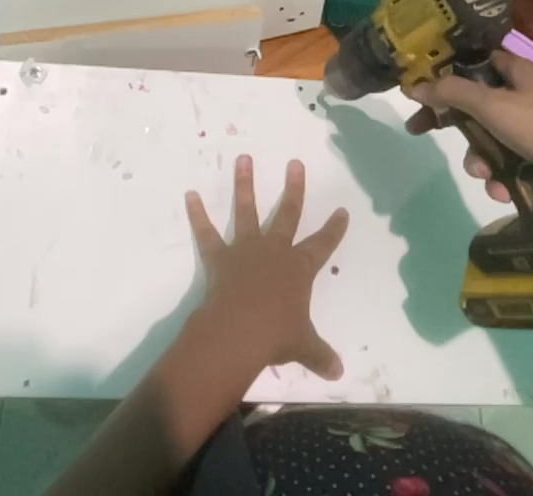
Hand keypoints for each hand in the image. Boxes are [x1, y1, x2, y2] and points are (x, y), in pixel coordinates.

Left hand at [185, 156, 348, 379]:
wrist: (239, 332)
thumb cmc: (276, 336)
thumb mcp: (304, 347)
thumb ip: (320, 355)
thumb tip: (339, 374)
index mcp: (299, 268)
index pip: (323, 243)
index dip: (334, 228)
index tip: (342, 209)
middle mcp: (275, 251)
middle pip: (288, 214)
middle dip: (294, 188)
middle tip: (295, 163)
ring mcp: (246, 250)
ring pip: (247, 210)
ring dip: (245, 184)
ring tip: (243, 157)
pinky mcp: (220, 257)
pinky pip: (207, 233)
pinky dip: (197, 214)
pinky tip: (190, 195)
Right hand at [406, 51, 532, 206]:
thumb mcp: (493, 106)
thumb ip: (452, 93)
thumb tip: (414, 86)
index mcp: (516, 72)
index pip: (473, 62)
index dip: (445, 73)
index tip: (421, 89)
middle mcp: (524, 95)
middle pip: (474, 104)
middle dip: (455, 125)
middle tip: (420, 132)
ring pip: (489, 138)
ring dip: (480, 159)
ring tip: (486, 176)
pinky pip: (509, 163)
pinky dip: (502, 176)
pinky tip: (504, 191)